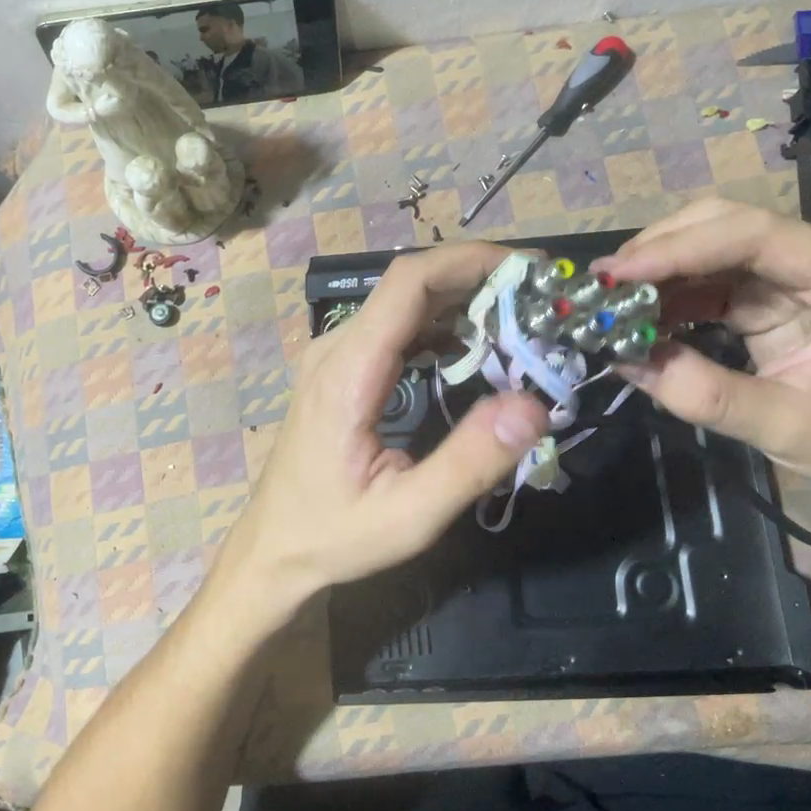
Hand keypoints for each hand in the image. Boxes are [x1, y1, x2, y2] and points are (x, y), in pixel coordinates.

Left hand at [211, 244, 549, 619]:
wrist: (272, 549)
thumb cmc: (333, 535)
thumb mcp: (408, 516)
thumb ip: (469, 463)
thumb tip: (532, 406)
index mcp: (348, 371)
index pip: (408, 283)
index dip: (469, 261)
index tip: (528, 267)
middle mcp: (336, 349)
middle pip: (409, 285)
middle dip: (476, 277)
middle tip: (538, 296)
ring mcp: (335, 357)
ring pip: (402, 304)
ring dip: (460, 299)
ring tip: (518, 316)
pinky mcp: (341, 371)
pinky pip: (394, 328)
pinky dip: (440, 325)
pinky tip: (475, 346)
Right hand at [592, 198, 810, 499]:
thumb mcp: (787, 429)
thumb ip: (709, 396)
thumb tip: (625, 360)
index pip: (759, 237)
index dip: (683, 247)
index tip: (620, 272)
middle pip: (729, 224)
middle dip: (661, 249)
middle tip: (604, 284)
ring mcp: (795, 272)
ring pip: (710, 242)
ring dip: (656, 268)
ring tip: (608, 299)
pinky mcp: (768, 291)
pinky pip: (706, 277)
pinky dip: (666, 292)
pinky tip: (634, 313)